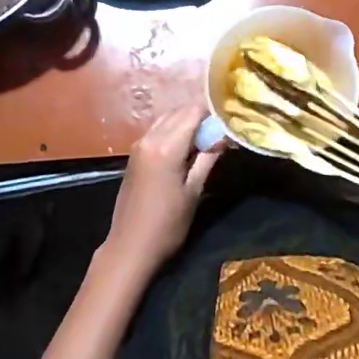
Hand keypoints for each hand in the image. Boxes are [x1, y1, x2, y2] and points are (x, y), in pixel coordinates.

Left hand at [101, 107, 223, 275]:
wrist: (130, 246)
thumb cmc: (167, 224)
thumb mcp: (193, 191)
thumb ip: (208, 158)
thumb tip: (225, 136)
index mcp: (166, 146)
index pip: (193, 112)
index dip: (213, 114)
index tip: (228, 125)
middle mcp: (149, 138)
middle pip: (180, 112)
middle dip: (201, 117)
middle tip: (220, 133)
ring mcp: (139, 144)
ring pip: (168, 119)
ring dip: (187, 123)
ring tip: (206, 141)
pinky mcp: (135, 154)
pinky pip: (157, 130)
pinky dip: (173, 131)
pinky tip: (186, 149)